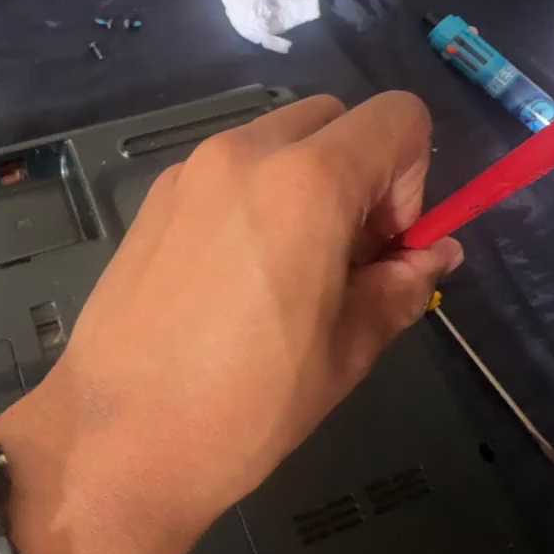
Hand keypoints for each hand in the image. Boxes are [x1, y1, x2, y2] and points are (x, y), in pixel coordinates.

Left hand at [0, 94, 463, 553]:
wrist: (117, 435)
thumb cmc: (245, 403)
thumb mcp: (348, 350)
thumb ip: (402, 284)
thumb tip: (436, 252)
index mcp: (305, 181)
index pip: (397, 117)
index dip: (412, 177)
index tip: (386, 245)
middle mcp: (242, 153)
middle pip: (333, 118)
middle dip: (359, 169)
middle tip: (344, 254)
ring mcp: (189, 170)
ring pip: (276, 138)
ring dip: (305, 178)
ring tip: (288, 265)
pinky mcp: (154, 196)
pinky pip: (227, 167)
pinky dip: (254, 192)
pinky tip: (235, 271)